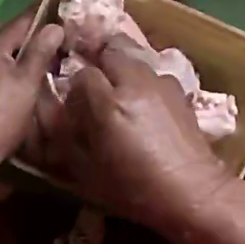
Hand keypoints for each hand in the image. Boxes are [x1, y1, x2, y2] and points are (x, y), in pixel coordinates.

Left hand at [0, 12, 64, 165]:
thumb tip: (54, 26)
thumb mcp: (27, 83)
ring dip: (4, 47)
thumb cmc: (3, 115)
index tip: (58, 6)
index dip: (41, 14)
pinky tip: (8, 78)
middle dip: (16, 30)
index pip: (20, 20)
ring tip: (25, 64)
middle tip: (36, 46)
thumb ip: (40, 52)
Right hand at [26, 34, 232, 237]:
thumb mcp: (87, 171)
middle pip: (111, 50)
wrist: (191, 193)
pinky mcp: (181, 90)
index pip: (82, 75)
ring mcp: (162, 83)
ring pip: (135, 58)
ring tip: (117, 96)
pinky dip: (141, 82)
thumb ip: (67, 136)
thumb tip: (53, 112)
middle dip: (98, 64)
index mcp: (110, 105)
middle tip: (92, 88)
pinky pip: (153, 74)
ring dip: (121, 70)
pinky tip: (142, 106)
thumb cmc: (133, 189)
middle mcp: (137, 84)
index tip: (74, 108)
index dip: (74, 90)